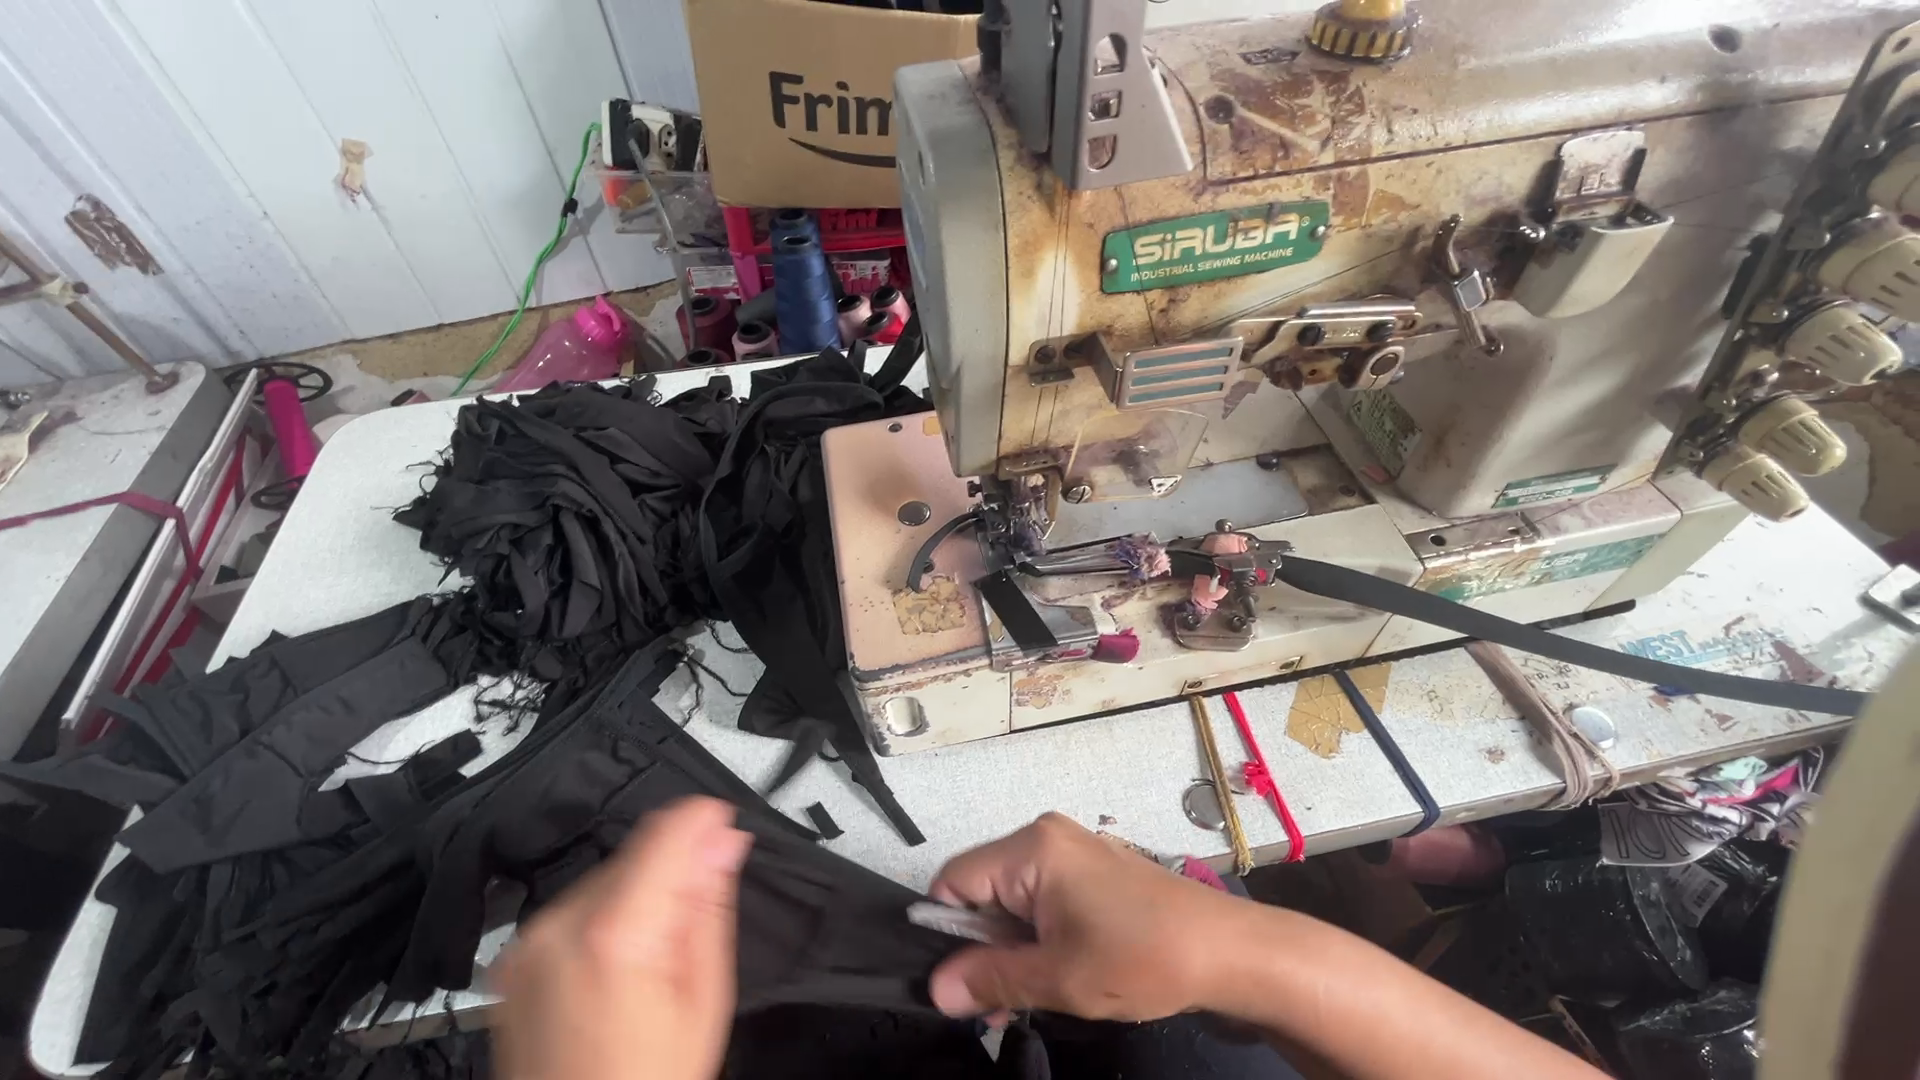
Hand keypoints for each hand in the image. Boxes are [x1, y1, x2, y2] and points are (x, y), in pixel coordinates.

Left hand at [493, 797, 753, 1079]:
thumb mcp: (703, 995)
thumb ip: (709, 905)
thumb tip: (723, 841)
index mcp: (614, 935)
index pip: (664, 833)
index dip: (701, 820)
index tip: (722, 823)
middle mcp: (559, 928)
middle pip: (635, 854)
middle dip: (674, 872)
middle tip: (691, 929)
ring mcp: (530, 945)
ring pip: (607, 877)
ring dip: (641, 894)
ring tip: (652, 960)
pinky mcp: (516, 959)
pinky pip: (576, 907)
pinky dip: (607, 917)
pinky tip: (620, 966)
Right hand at [926, 812, 1249, 1021]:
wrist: (1226, 952)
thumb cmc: (1141, 958)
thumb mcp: (1059, 978)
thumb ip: (991, 978)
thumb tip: (936, 987)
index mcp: (1032, 848)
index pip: (955, 880)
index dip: (946, 933)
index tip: (958, 984)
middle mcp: (1045, 837)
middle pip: (983, 889)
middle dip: (982, 948)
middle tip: (993, 1006)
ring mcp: (1070, 852)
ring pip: (1011, 900)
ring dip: (1010, 949)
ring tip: (1022, 1001)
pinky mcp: (1089, 870)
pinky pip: (1040, 899)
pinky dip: (1036, 937)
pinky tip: (1049, 977)